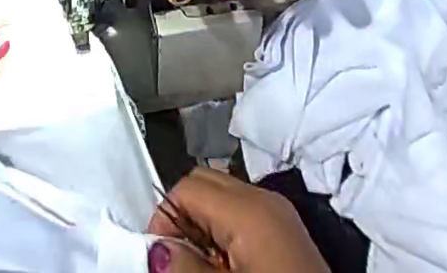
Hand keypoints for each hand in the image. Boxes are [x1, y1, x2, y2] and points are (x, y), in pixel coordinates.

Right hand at [146, 168, 327, 272]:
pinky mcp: (290, 234)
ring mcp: (281, 215)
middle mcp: (265, 199)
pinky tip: (231, 266)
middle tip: (180, 260)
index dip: (165, 220)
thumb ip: (187, 267)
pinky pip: (242, 214)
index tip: (160, 256)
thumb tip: (157, 250)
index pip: (184, 188)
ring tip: (208, 267)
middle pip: (201, 183)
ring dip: (203, 224)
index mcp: (249, 208)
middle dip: (182, 216)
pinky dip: (226, 232)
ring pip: (220, 197)